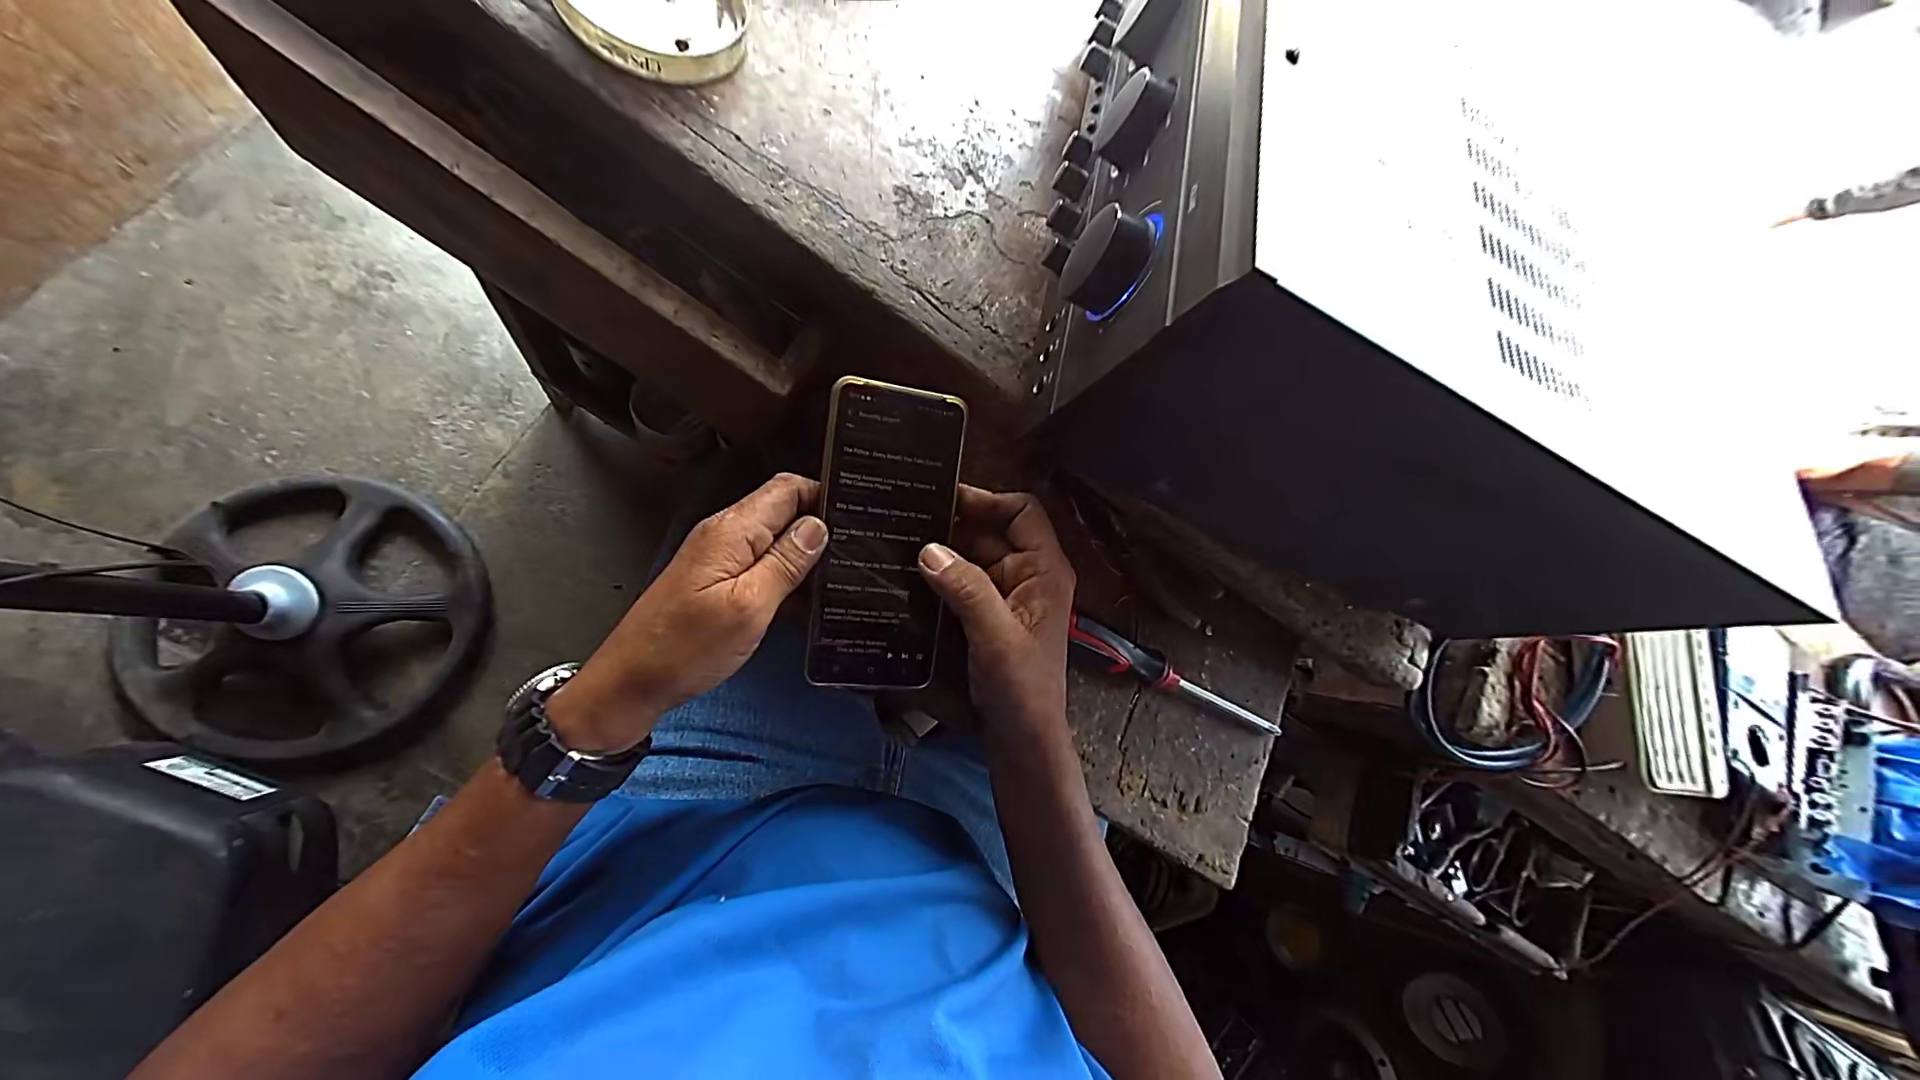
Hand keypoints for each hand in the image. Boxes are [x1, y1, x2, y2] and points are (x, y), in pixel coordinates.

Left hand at [547, 473, 827, 750]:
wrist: (629, 685)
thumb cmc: (681, 649)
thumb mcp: (749, 605)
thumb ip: (787, 562)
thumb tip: (818, 527)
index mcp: (732, 531)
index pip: (788, 488)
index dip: (823, 495)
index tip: (853, 518)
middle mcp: (724, 535)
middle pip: (783, 509)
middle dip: (819, 525)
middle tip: (850, 554)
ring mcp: (719, 557)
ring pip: (775, 538)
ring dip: (803, 555)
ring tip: (831, 580)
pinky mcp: (717, 581)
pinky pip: (761, 564)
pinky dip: (785, 576)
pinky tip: (800, 601)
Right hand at [917, 485, 1076, 736]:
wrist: (1022, 739)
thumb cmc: (1022, 690)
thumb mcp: (995, 637)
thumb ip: (967, 590)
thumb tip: (930, 549)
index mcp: (1044, 571)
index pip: (1021, 512)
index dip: (986, 500)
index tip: (944, 499)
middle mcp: (1028, 576)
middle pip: (991, 531)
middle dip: (954, 526)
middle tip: (910, 519)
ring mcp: (1007, 595)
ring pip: (973, 556)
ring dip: (944, 551)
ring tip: (903, 542)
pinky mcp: (988, 614)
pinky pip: (963, 581)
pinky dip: (942, 575)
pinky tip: (912, 576)